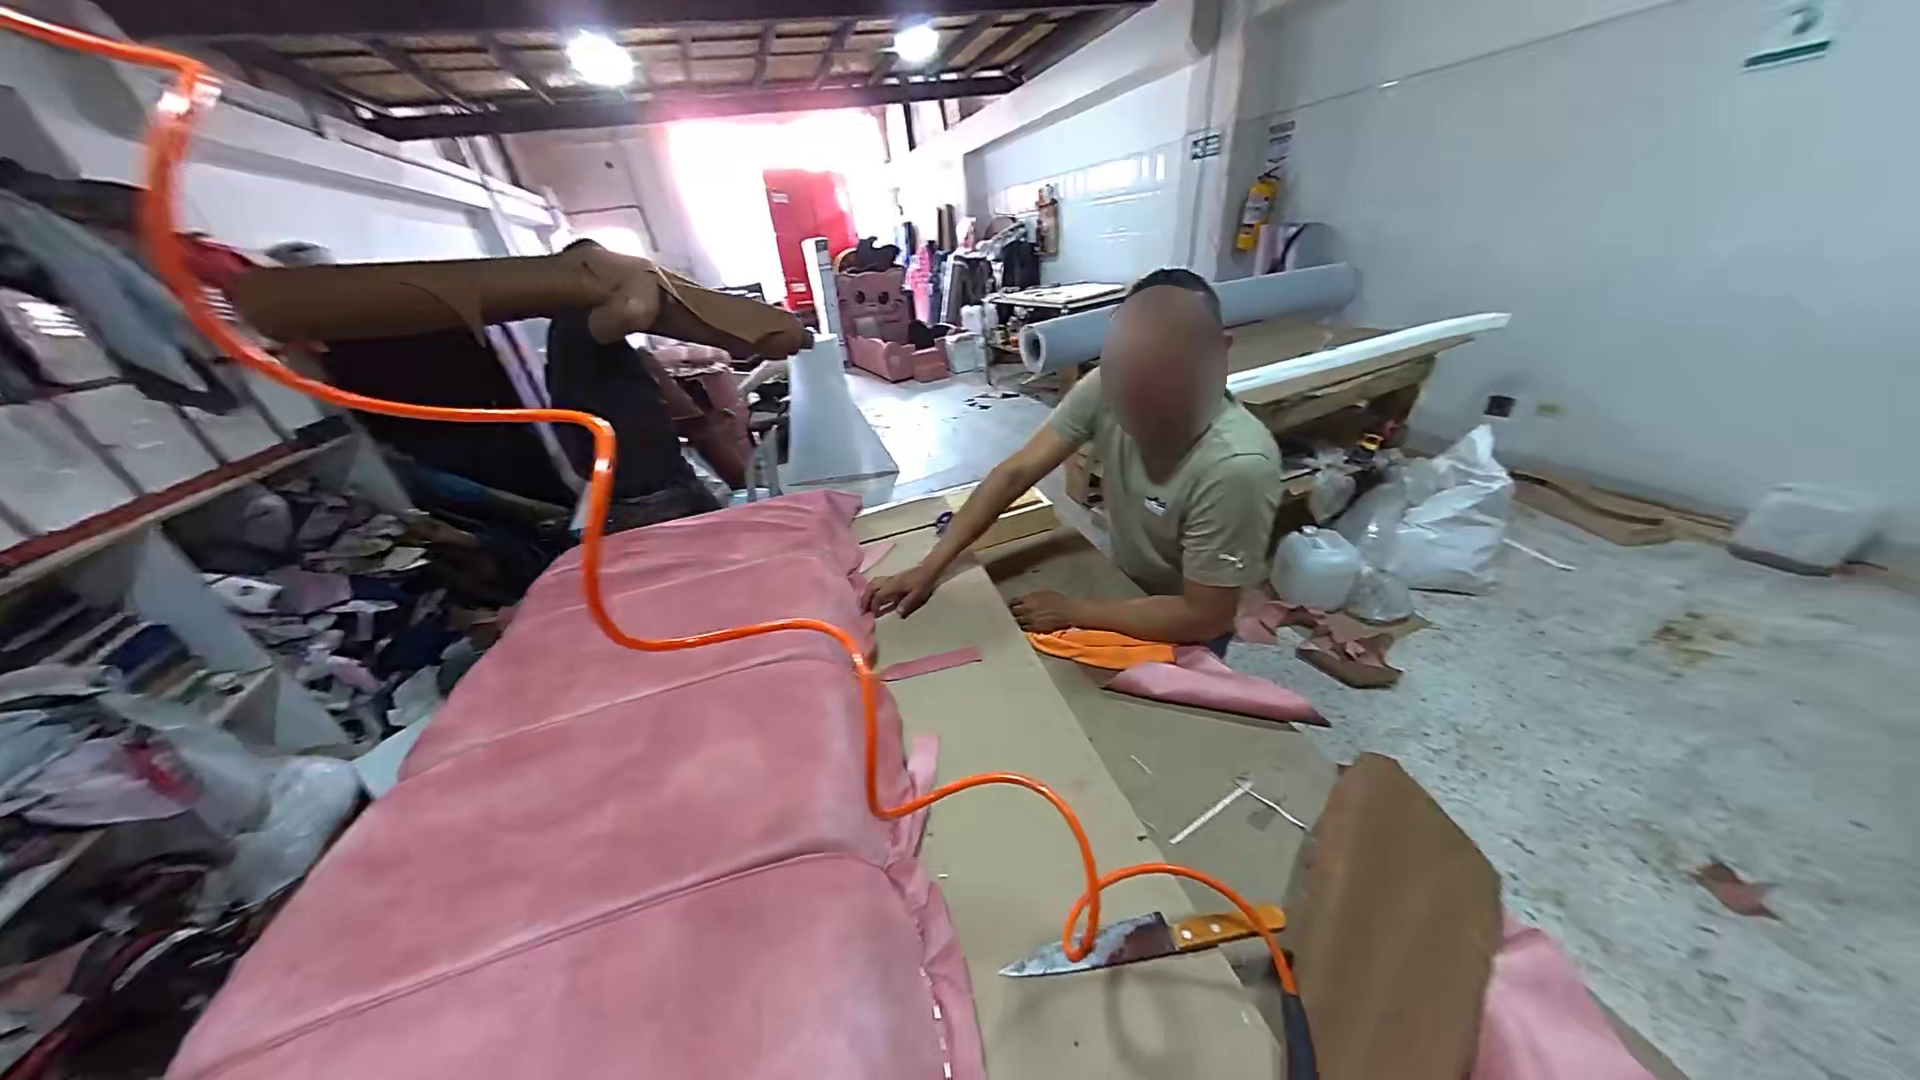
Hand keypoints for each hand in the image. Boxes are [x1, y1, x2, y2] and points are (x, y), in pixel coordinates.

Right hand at [862, 562, 940, 617]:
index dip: (874, 605)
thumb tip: (897, 613)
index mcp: (894, 586)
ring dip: (866, 593)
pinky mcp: (892, 578)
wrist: (928, 570)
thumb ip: (907, 603)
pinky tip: (872, 596)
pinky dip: (871, 589)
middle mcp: (889, 581)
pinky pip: (877, 583)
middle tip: (862, 610)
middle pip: (871, 587)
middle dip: (865, 599)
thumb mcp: (918, 595)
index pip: (879, 595)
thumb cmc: (924, 583)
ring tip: (865, 604)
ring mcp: (890, 579)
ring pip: (872, 583)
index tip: (873, 615)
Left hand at [1009, 590, 1080, 632]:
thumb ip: (1030, 597)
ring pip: (1017, 621)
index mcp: (1027, 598)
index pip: (1013, 602)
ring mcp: (1029, 619)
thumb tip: (1024, 599)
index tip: (1013, 605)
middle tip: (1016, 613)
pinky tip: (1027, 626)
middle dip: (1014, 612)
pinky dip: (1024, 627)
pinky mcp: (1034, 628)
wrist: (1067, 611)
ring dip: (1018, 620)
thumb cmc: (1057, 600)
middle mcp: (1025, 609)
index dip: (1013, 604)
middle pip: (1013, 612)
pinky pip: (1024, 628)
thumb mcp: (1042, 593)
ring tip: (1021, 620)